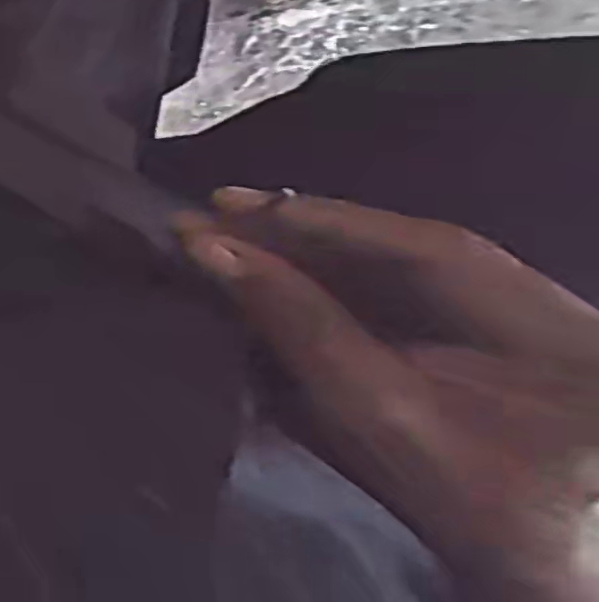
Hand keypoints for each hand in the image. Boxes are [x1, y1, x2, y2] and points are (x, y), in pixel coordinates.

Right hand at [176, 190, 598, 601]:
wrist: (558, 598)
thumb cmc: (473, 508)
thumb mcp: (377, 415)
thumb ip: (296, 323)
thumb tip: (206, 246)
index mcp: (558, 333)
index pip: (431, 248)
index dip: (322, 218)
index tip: (226, 203)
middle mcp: (551, 323)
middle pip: (405, 257)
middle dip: (300, 237)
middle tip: (210, 216)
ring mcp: (526, 345)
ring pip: (395, 280)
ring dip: (303, 262)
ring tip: (223, 244)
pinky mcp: (492, 367)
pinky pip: (397, 307)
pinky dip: (325, 292)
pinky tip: (272, 283)